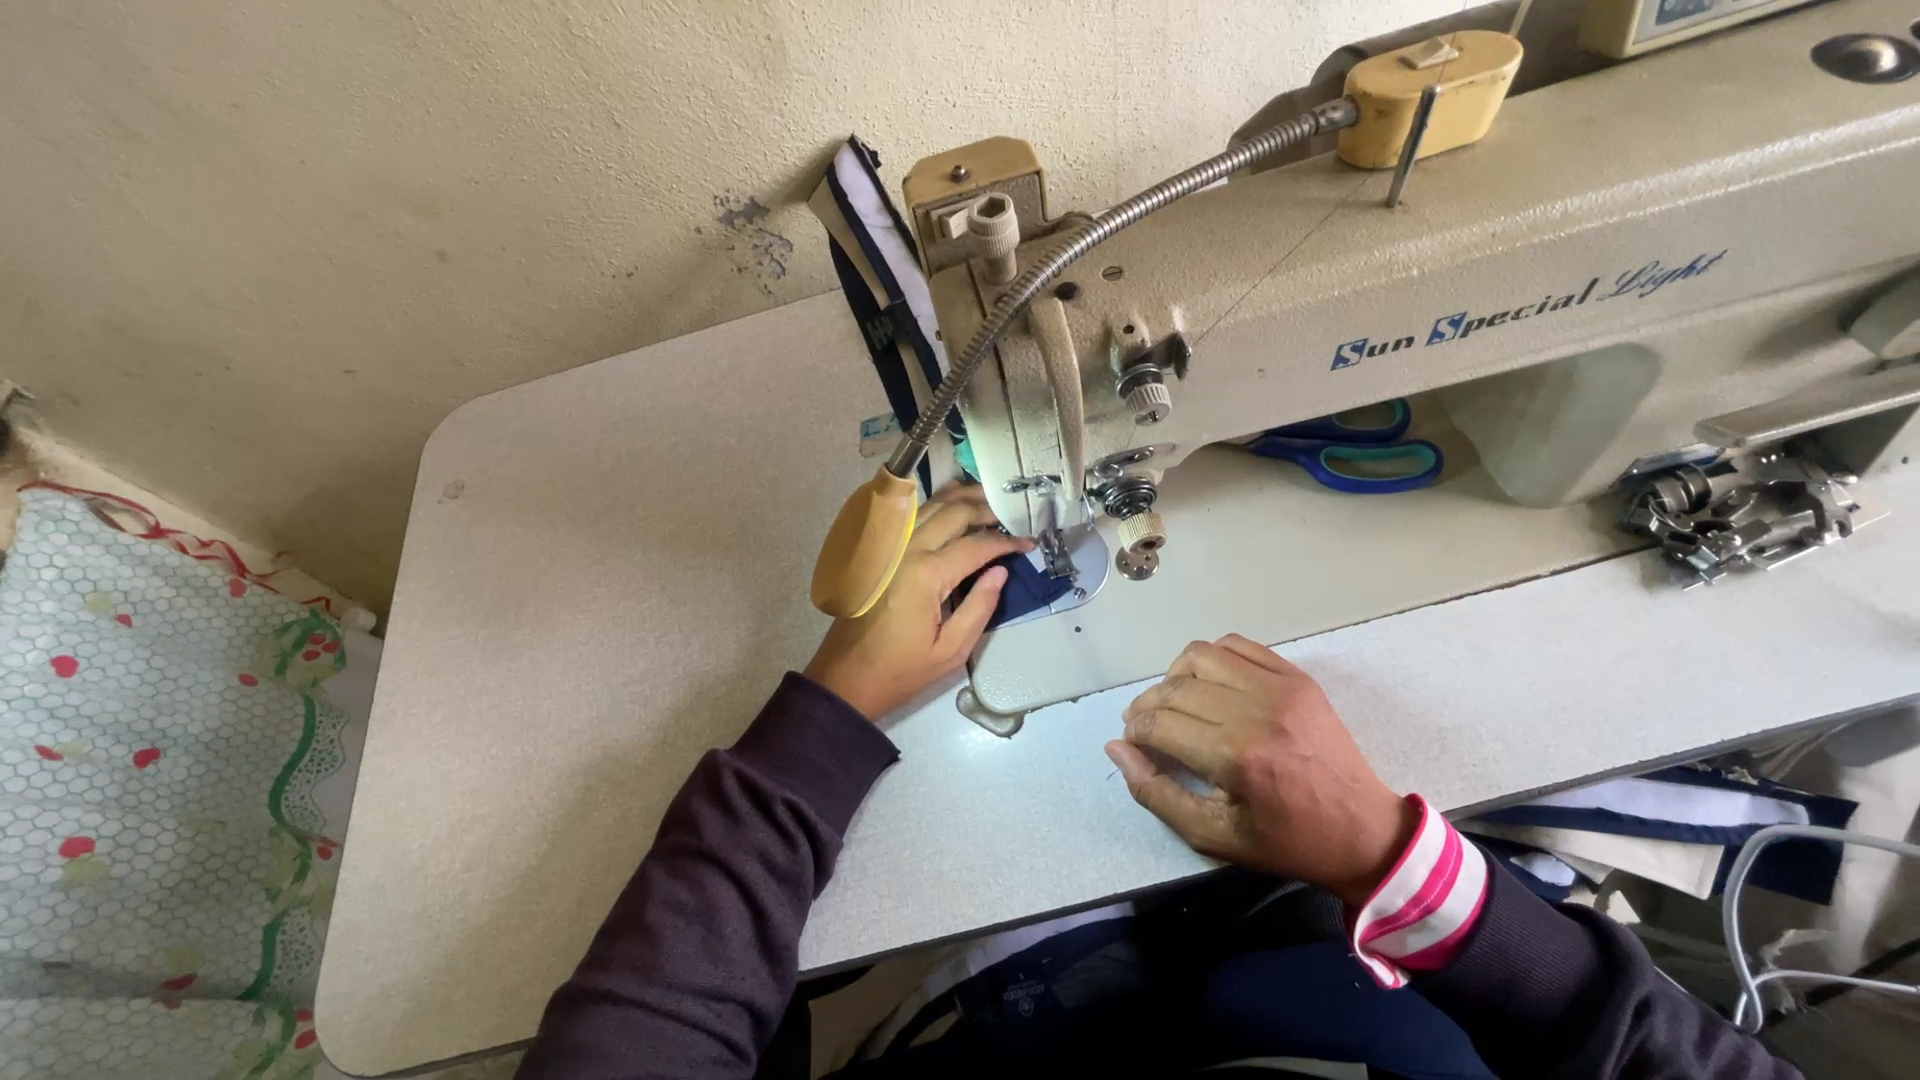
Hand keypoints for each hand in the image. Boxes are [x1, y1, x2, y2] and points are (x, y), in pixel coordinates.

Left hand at [805, 484, 1033, 719]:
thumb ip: (980, 606)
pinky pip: (910, 516)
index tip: (1029, 543)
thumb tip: (1001, 571)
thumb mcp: (951, 650)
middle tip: (1011, 513)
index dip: (1007, 541)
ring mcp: (888, 547)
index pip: (977, 545)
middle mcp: (906, 550)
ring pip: (929, 506)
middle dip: (986, 508)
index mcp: (926, 575)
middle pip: (954, 512)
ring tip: (987, 499)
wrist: (846, 678)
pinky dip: (934, 505)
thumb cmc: (901, 671)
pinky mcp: (877, 552)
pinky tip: (950, 505)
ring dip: (960, 498)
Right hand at [1106, 634, 1416, 906]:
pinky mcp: (1297, 678)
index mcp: (1235, 757)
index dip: (1135, 731)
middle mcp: (1255, 712)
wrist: (1364, 831)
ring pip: (1200, 655)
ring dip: (1176, 676)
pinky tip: (1209, 684)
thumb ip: (1155, 792)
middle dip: (1147, 706)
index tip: (1133, 743)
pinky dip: (1211, 658)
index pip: (1159, 723)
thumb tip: (1117, 749)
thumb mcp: (1213, 834)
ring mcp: (1280, 688)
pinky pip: (1237, 645)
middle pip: (1174, 688)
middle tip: (1145, 726)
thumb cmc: (1286, 841)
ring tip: (1176, 702)